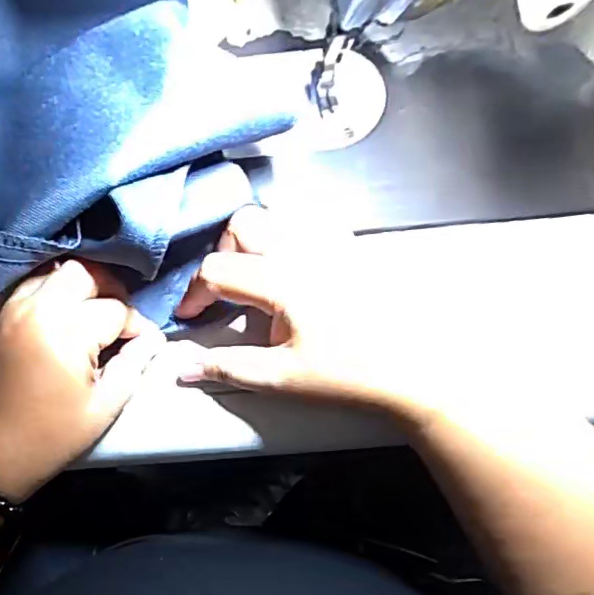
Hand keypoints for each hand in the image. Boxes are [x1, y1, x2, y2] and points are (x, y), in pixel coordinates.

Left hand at [0, 260, 165, 498]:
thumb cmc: (46, 439)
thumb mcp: (100, 409)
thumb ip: (131, 368)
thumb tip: (149, 342)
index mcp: (65, 331)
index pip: (115, 309)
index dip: (137, 324)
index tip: (145, 342)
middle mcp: (35, 308)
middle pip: (83, 274)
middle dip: (110, 290)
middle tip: (122, 320)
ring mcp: (11, 309)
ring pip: (54, 274)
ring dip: (80, 287)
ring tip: (94, 317)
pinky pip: (30, 287)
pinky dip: (53, 293)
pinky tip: (65, 320)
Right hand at [171, 206, 458, 425]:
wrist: (409, 372)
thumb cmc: (346, 375)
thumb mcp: (280, 378)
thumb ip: (227, 367)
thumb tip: (184, 367)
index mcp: (282, 280)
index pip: (217, 269)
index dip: (194, 295)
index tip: (191, 318)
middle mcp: (304, 250)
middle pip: (242, 224)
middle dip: (222, 255)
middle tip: (224, 291)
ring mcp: (331, 244)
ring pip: (276, 216)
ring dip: (253, 241)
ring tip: (254, 278)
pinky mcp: (350, 249)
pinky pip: (308, 223)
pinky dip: (286, 237)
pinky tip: (291, 270)